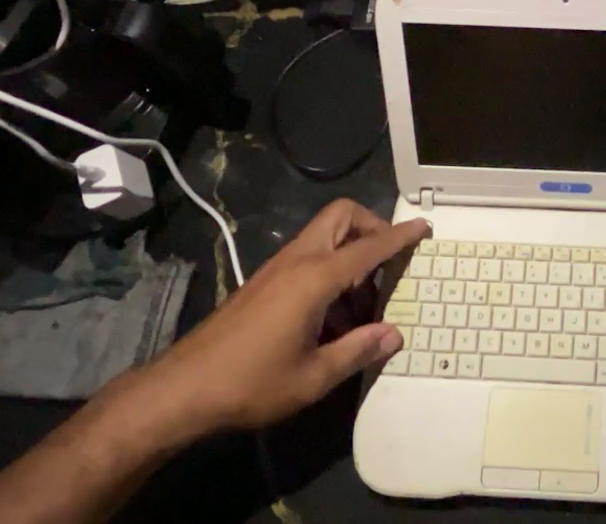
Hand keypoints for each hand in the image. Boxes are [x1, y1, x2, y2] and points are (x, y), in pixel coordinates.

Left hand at [136, 199, 428, 436]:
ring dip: (351, 254)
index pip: (370, 247)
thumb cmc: (251, 383)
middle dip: (372, 226)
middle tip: (389, 260)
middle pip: (342, 215)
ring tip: (362, 307)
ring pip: (325, 235)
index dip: (400, 237)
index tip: (423, 227)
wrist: (181, 390)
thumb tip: (394, 334)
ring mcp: (277, 268)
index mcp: (315, 278)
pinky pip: (309, 256)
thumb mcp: (313, 377)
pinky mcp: (264, 282)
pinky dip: (331, 269)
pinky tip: (331, 318)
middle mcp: (298, 261)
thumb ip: (358, 350)